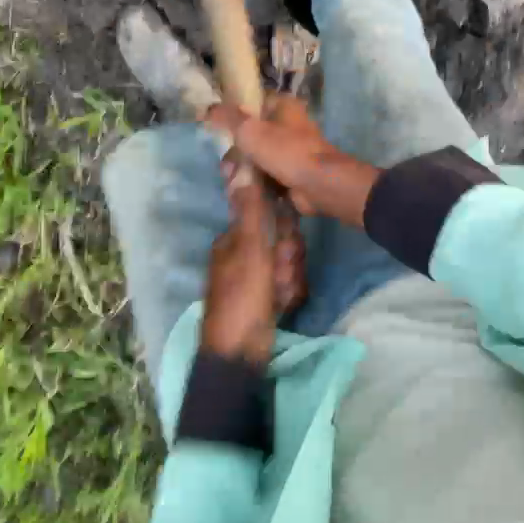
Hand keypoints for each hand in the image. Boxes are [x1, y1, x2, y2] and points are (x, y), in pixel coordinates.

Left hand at [200, 157, 305, 365]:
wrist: (237, 359)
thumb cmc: (241, 301)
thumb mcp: (250, 251)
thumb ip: (251, 208)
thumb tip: (242, 162)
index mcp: (234, 239)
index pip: (272, 218)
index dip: (286, 234)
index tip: (285, 251)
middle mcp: (243, 254)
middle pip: (284, 244)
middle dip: (288, 263)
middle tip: (279, 280)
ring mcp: (255, 279)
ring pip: (289, 266)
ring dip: (289, 282)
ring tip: (278, 298)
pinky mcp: (265, 300)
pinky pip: (288, 287)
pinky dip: (287, 298)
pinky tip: (281, 309)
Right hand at [206, 95, 379, 227]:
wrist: (318, 185)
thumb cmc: (285, 151)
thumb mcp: (249, 130)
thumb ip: (227, 117)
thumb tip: (207, 107)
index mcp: (283, 106)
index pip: (253, 103)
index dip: (235, 115)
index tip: (220, 132)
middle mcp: (289, 124)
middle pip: (252, 134)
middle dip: (237, 152)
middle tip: (228, 167)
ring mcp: (292, 150)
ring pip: (258, 156)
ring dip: (244, 170)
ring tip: (235, 183)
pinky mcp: (293, 173)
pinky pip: (268, 174)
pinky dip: (257, 182)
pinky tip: (247, 191)